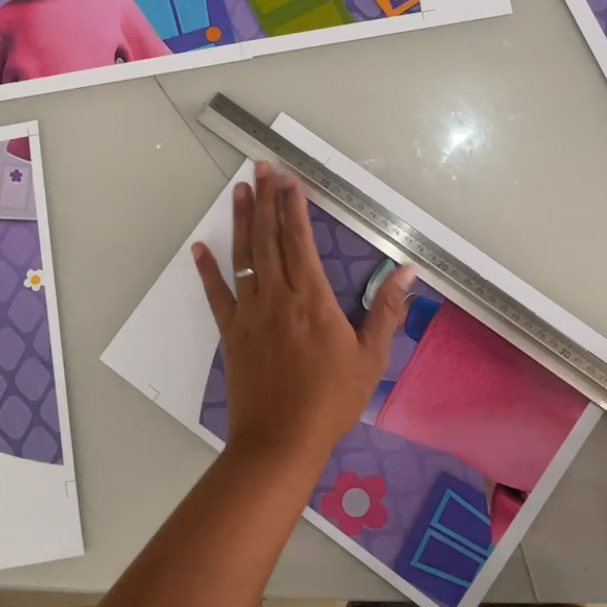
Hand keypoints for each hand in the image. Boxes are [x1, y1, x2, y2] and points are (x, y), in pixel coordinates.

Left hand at [193, 162, 415, 461]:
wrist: (281, 439)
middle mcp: (278, 296)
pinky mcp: (231, 332)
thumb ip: (387, 311)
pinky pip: (217, 293)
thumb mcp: (371, 358)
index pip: (300, 241)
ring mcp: (250, 312)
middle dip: (265, 200)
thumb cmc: (331, 399)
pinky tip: (200, 248)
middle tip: (261, 167)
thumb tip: (407, 272)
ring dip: (241, 221)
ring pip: (244, 256)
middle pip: (269, 238)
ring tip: (239, 190)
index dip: (294, 207)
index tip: (290, 180)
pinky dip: (207, 269)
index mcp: (312, 299)